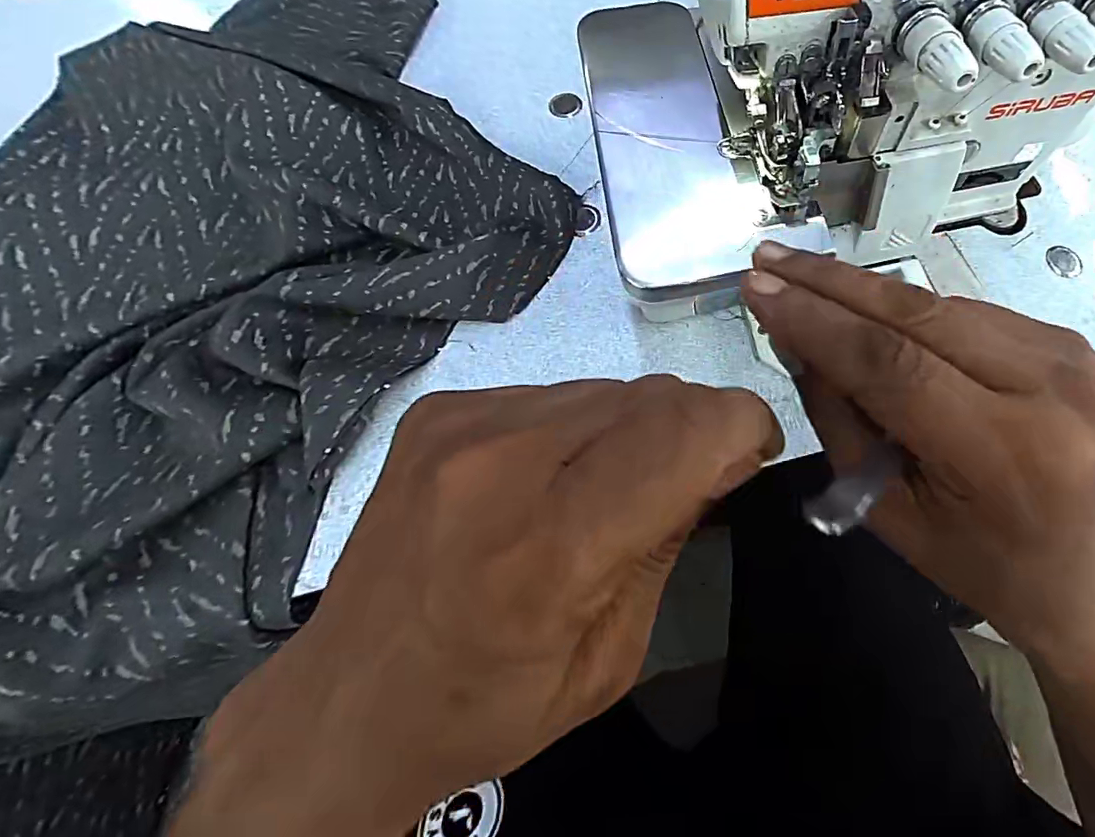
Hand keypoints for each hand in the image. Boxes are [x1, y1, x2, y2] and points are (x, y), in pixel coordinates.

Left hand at [170, 378, 781, 835]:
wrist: (341, 708)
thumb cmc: (493, 702)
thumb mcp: (615, 652)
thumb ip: (673, 537)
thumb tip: (727, 456)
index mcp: (551, 547)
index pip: (686, 430)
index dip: (743, 425)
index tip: (752, 454)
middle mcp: (503, 463)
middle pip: (659, 396)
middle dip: (700, 426)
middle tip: (692, 476)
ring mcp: (465, 425)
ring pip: (615, 386)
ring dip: (642, 425)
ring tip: (614, 480)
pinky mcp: (443, 408)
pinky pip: (563, 391)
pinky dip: (586, 424)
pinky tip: (555, 472)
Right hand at [740, 243, 1094, 659]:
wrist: (1062, 562)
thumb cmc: (971, 555)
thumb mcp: (886, 509)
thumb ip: (840, 417)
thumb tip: (797, 334)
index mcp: (1007, 451)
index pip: (893, 365)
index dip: (819, 321)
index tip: (761, 289)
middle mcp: (1051, 391)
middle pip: (921, 316)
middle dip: (835, 284)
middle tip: (774, 258)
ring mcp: (1069, 359)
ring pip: (942, 305)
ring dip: (870, 292)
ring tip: (811, 281)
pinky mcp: (1070, 342)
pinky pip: (970, 313)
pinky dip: (916, 312)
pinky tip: (877, 312)